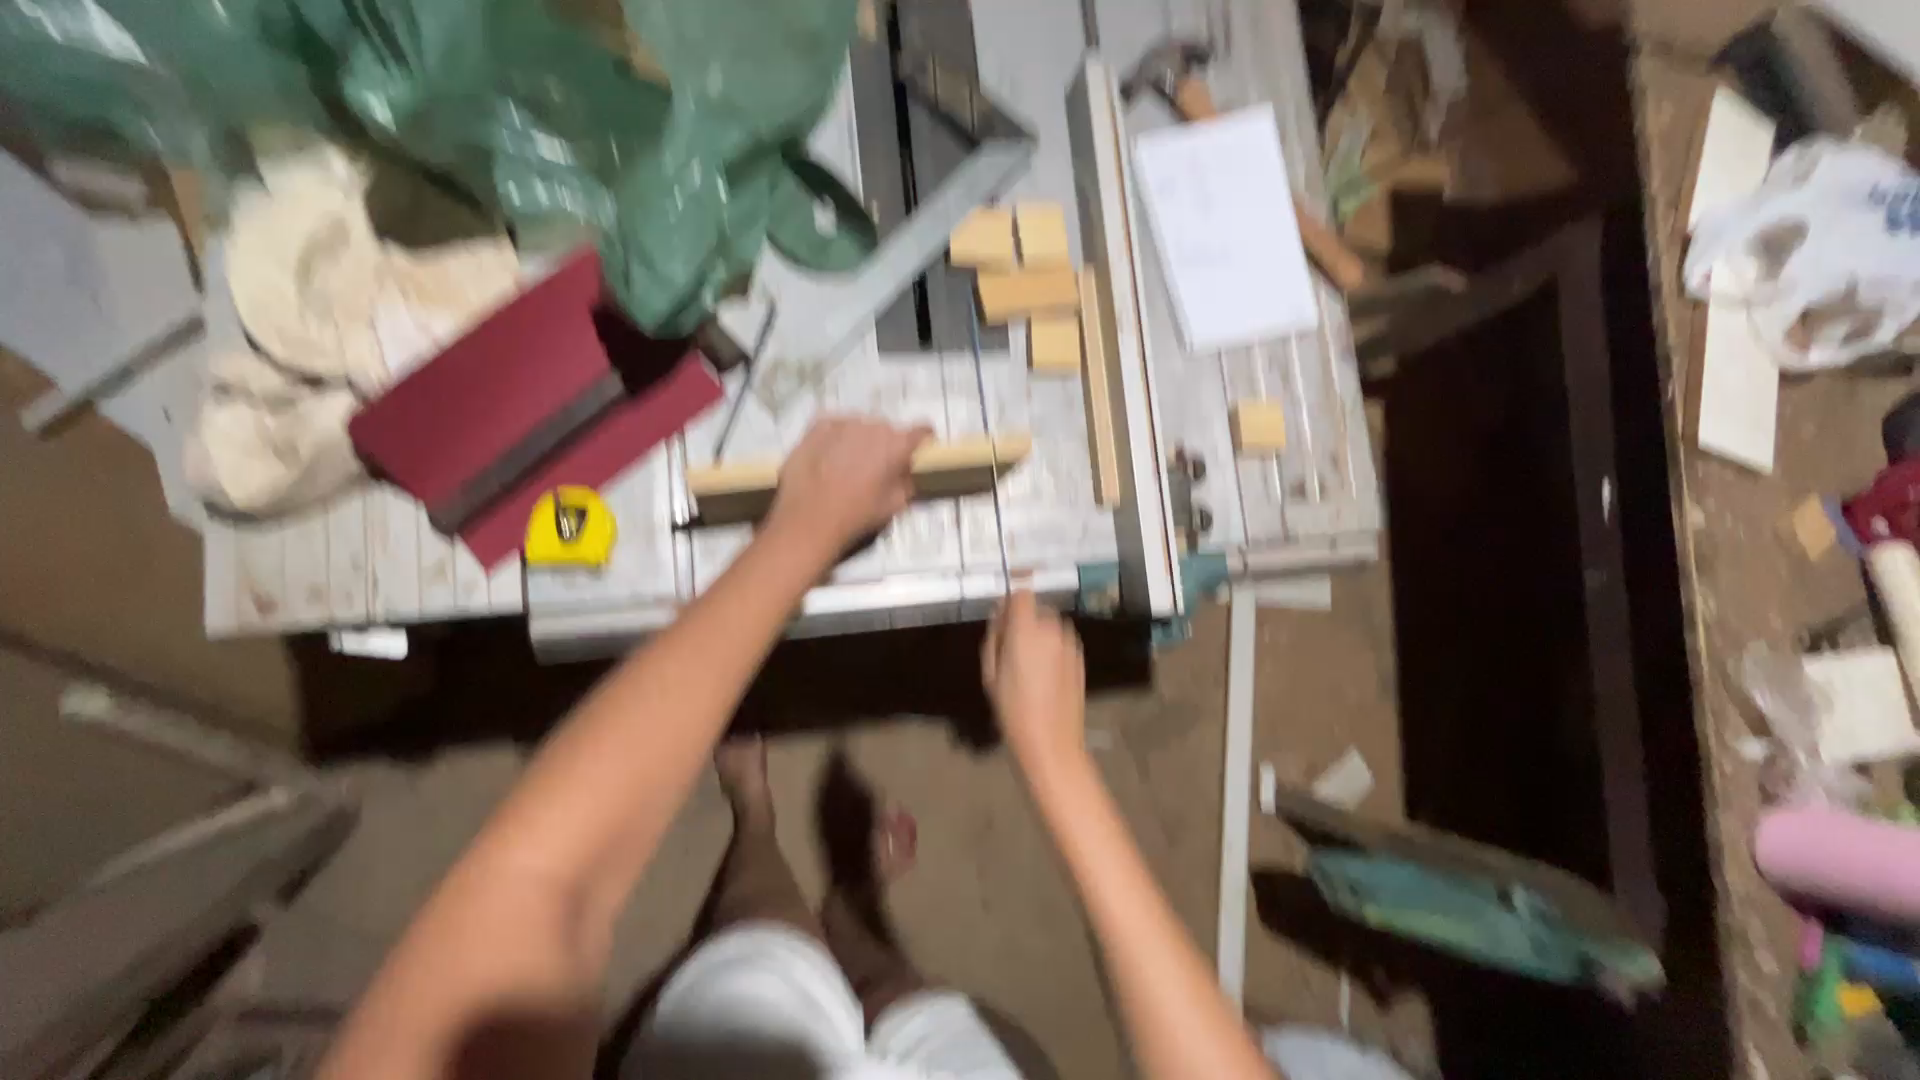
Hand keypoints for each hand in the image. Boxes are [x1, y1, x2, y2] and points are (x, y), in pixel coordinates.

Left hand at [766, 416, 931, 554]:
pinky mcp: (818, 425)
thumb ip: (908, 482)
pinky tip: (829, 454)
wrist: (807, 520)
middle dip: (887, 444)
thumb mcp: (894, 506)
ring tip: (850, 462)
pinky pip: (836, 425)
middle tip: (878, 466)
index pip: (922, 431)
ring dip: (861, 439)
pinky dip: (837, 436)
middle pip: (888, 429)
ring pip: (861, 425)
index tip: (918, 451)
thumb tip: (907, 471)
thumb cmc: (856, 516)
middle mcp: (873, 425)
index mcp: (897, 444)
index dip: (923, 441)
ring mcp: (843, 422)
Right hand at [982, 591, 1086, 772]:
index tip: (1001, 614)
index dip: (1011, 598)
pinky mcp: (1080, 657)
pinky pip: (1061, 641)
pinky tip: (1045, 674)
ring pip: (1050, 625)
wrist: (1051, 741)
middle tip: (1010, 646)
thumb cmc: (1013, 709)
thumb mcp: (990, 673)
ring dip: (1039, 633)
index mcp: (1026, 629)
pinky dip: (1052, 647)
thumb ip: (994, 636)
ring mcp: (1070, 643)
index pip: (1022, 593)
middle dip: (1023, 620)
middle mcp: (1052, 629)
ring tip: (1028, 664)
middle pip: (1036, 608)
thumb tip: (999, 616)